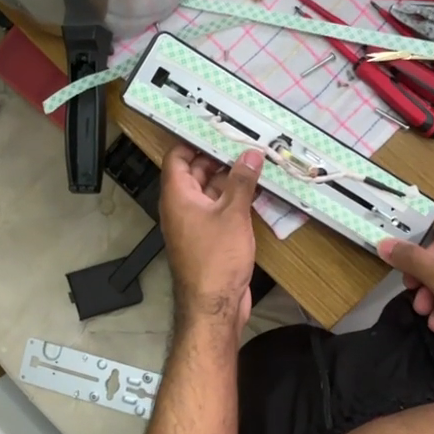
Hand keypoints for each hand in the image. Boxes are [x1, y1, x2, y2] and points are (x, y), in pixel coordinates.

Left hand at [161, 143, 261, 328]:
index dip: (195, 140)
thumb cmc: (215, 260)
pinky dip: (234, 199)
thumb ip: (242, 181)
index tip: (218, 128)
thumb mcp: (233, 213)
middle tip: (245, 144)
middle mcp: (181, 207)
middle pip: (195, 172)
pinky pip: (218, 210)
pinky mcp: (208, 238)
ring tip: (256, 163)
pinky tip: (256, 192)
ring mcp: (194, 223)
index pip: (178, 157)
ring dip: (230, 179)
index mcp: (177, 195)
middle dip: (219, 158)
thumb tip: (249, 155)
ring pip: (210, 191)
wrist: (214, 305)